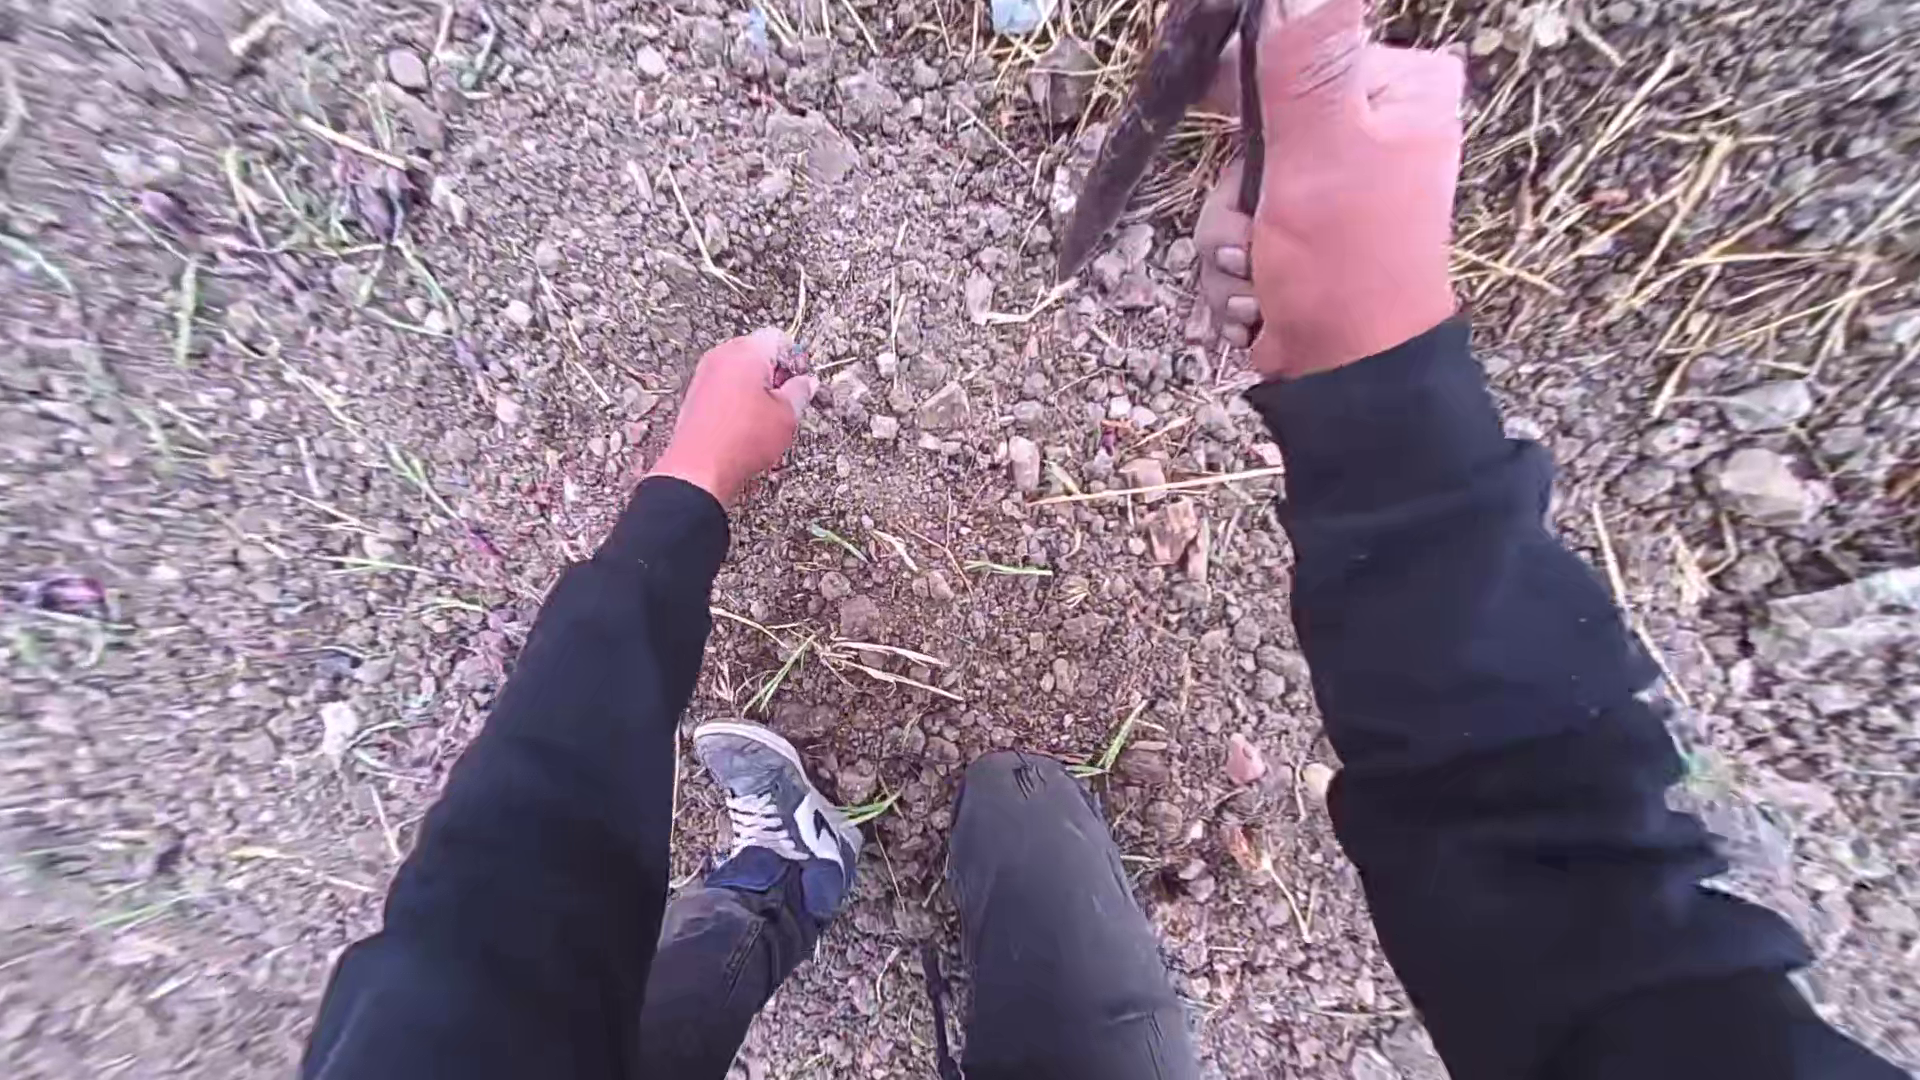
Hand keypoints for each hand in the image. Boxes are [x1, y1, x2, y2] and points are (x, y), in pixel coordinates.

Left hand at [647, 328, 818, 506]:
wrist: (700, 469)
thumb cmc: (744, 439)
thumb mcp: (786, 415)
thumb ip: (800, 392)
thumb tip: (808, 382)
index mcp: (747, 352)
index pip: (779, 338)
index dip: (797, 360)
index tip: (802, 384)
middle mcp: (722, 356)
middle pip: (759, 352)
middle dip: (778, 374)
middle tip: (789, 403)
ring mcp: (706, 374)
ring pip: (743, 371)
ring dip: (760, 389)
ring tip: (769, 419)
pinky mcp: (698, 394)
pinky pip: (728, 386)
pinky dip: (742, 399)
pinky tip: (749, 426)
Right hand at [1194, 0, 1463, 377]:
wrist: (1344, 372)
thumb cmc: (1344, 266)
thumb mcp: (1322, 159)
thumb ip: (1305, 68)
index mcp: (1391, 94)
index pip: (1293, 60)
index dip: (1234, 89)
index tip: (1187, 99)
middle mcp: (1359, 141)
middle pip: (1248, 150)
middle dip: (1235, 211)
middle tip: (1255, 244)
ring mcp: (1321, 201)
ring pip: (1232, 208)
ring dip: (1229, 256)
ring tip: (1258, 286)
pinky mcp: (1292, 249)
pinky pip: (1233, 249)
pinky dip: (1235, 283)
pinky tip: (1259, 307)